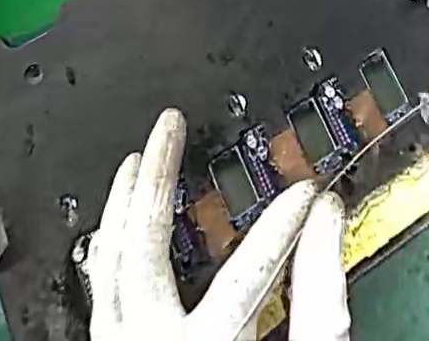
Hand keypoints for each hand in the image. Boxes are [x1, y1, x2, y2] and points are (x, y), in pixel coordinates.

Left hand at [88, 108, 348, 340]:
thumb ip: (316, 300)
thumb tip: (327, 222)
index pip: (245, 279)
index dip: (281, 225)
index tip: (308, 191)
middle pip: (141, 253)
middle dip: (155, 178)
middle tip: (168, 126)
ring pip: (105, 270)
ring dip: (121, 204)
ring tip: (134, 157)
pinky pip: (101, 293)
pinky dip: (110, 245)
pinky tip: (119, 223)